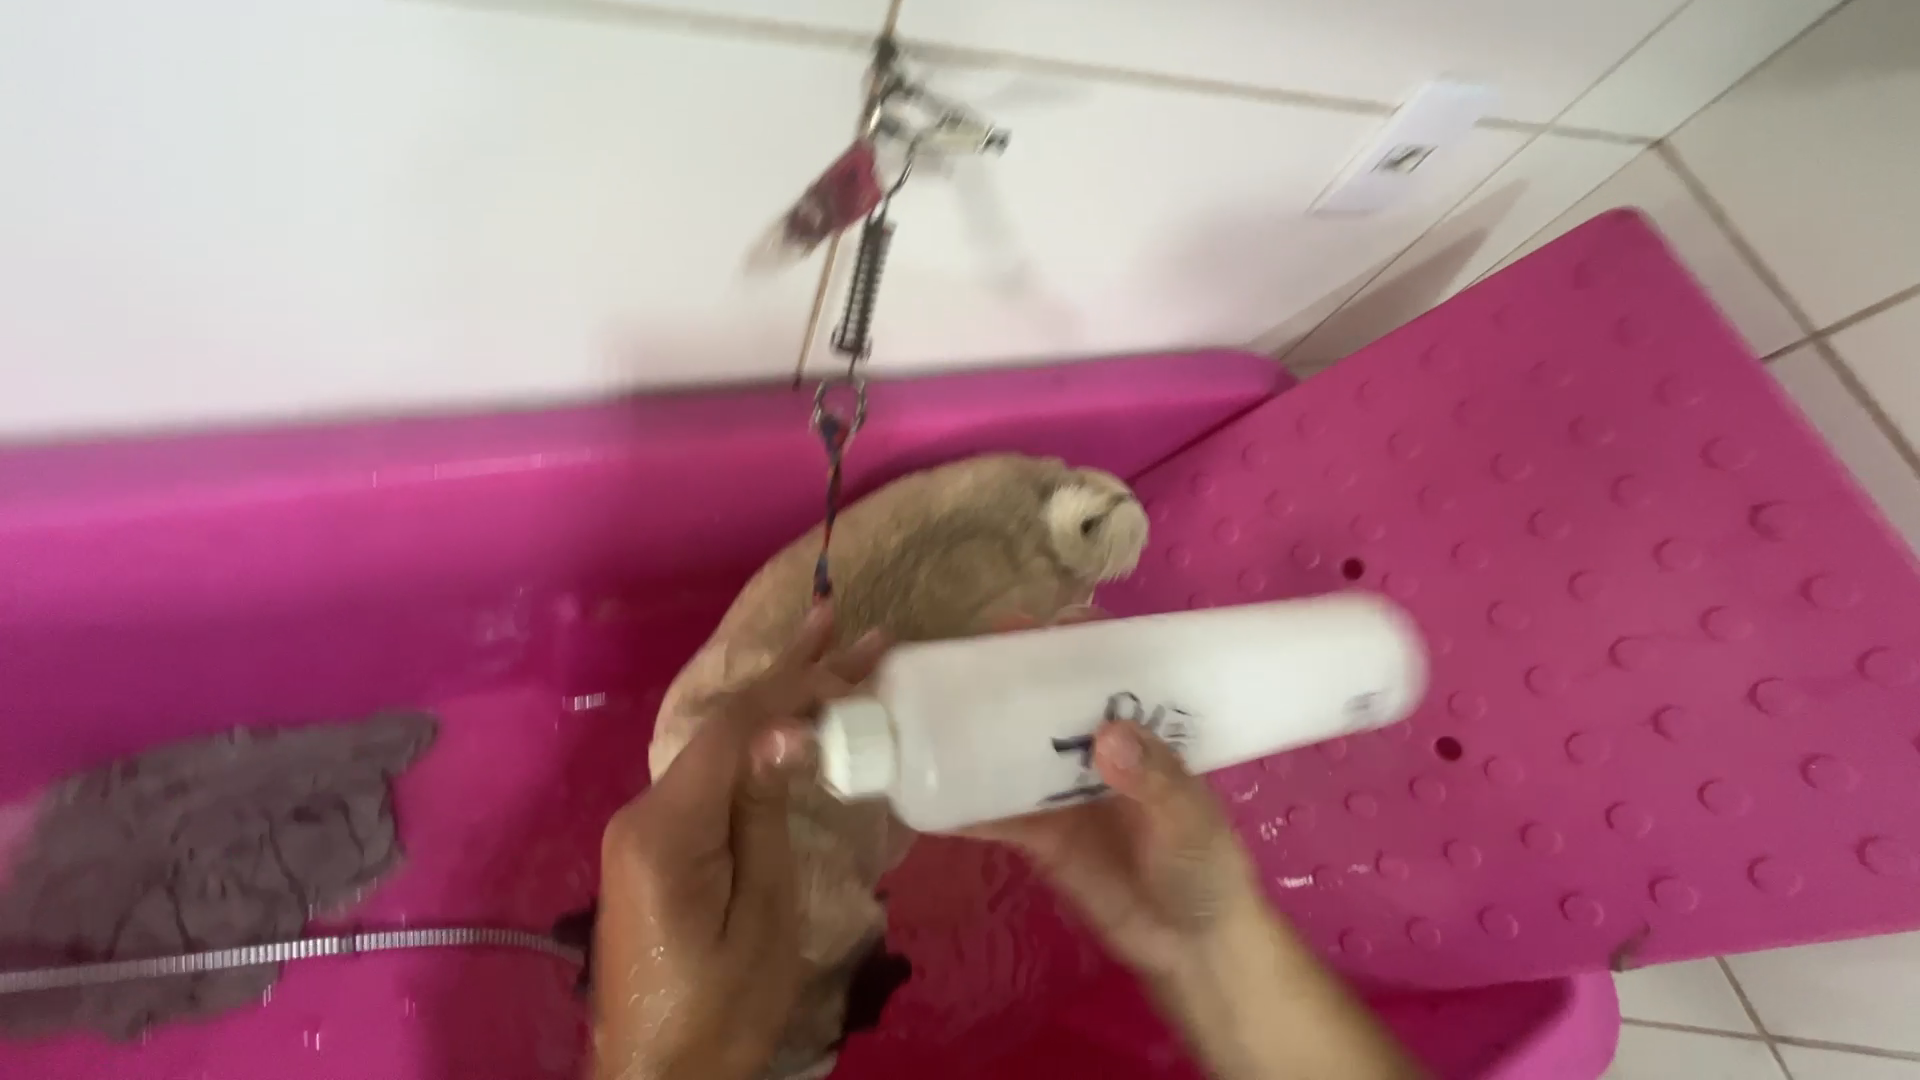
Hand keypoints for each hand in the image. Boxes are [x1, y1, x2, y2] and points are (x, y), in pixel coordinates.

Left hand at [590, 605, 886, 1079]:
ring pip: (720, 739)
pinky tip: (785, 713)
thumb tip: (786, 730)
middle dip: (789, 670)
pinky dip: (758, 734)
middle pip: (726, 720)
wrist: (658, 1077)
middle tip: (838, 618)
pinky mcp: (662, 837)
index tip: (857, 659)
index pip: (737, 727)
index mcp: (667, 828)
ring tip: (822, 643)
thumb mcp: (763, 916)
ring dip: (776, 693)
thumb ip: (765, 815)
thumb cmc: (723, 1008)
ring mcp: (650, 821)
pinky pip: (715, 769)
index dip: (798, 686)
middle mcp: (647, 808)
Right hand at [969, 612, 1265, 980]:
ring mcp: (1059, 791)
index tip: (1047, 624)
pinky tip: (926, 792)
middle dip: (1011, 670)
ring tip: (934, 700)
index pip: (1105, 671)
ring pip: (1012, 746)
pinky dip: (961, 804)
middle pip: (1046, 699)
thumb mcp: (1191, 819)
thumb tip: (1108, 736)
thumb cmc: (1206, 868)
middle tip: (974, 649)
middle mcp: (1091, 751)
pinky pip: (994, 813)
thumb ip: (1157, 780)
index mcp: (1136, 731)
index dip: (1076, 641)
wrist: (1191, 949)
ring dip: (977, 724)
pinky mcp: (1038, 834)